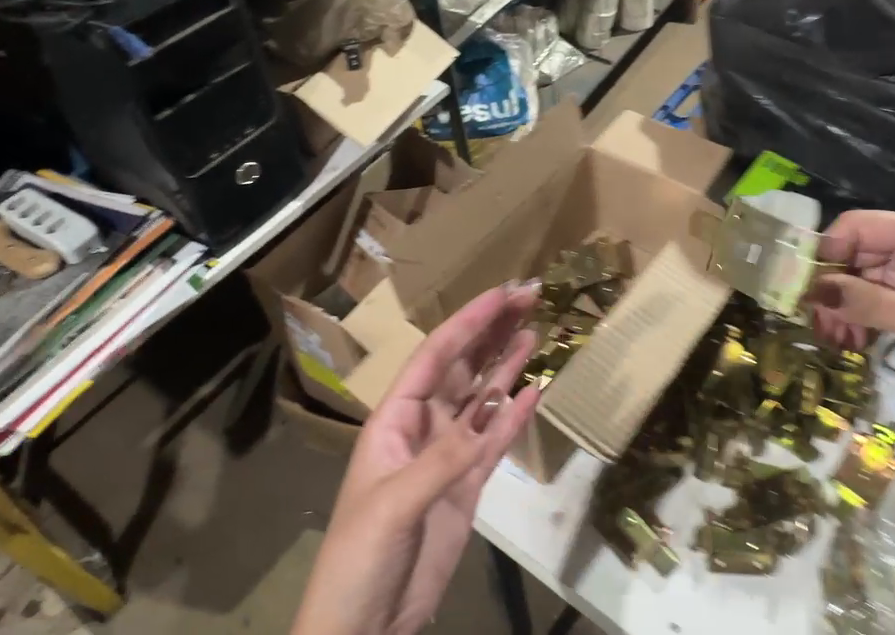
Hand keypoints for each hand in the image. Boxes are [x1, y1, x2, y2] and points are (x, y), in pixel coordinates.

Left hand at [291, 282, 541, 634]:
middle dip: (492, 332)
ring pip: (483, 400)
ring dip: (507, 366)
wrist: (363, 626)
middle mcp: (423, 428)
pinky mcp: (467, 487)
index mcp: (394, 420)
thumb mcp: (392, 507)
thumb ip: (440, 460)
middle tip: (530, 298)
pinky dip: (515, 417)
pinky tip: (536, 392)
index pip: (435, 358)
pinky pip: (496, 442)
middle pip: (462, 369)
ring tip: (536, 332)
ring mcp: (448, 457)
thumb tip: (489, 415)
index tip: (502, 294)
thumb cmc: (357, 559)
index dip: (468, 323)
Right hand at [807, 211, 894, 417]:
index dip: (825, 253)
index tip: (800, 289)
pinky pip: (878, 301)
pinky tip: (852, 342)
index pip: (857, 227)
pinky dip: (861, 318)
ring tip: (834, 340)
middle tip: (814, 324)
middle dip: (831, 286)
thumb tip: (811, 290)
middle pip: (856, 253)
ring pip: (863, 280)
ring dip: (843, 306)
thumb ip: (869, 303)